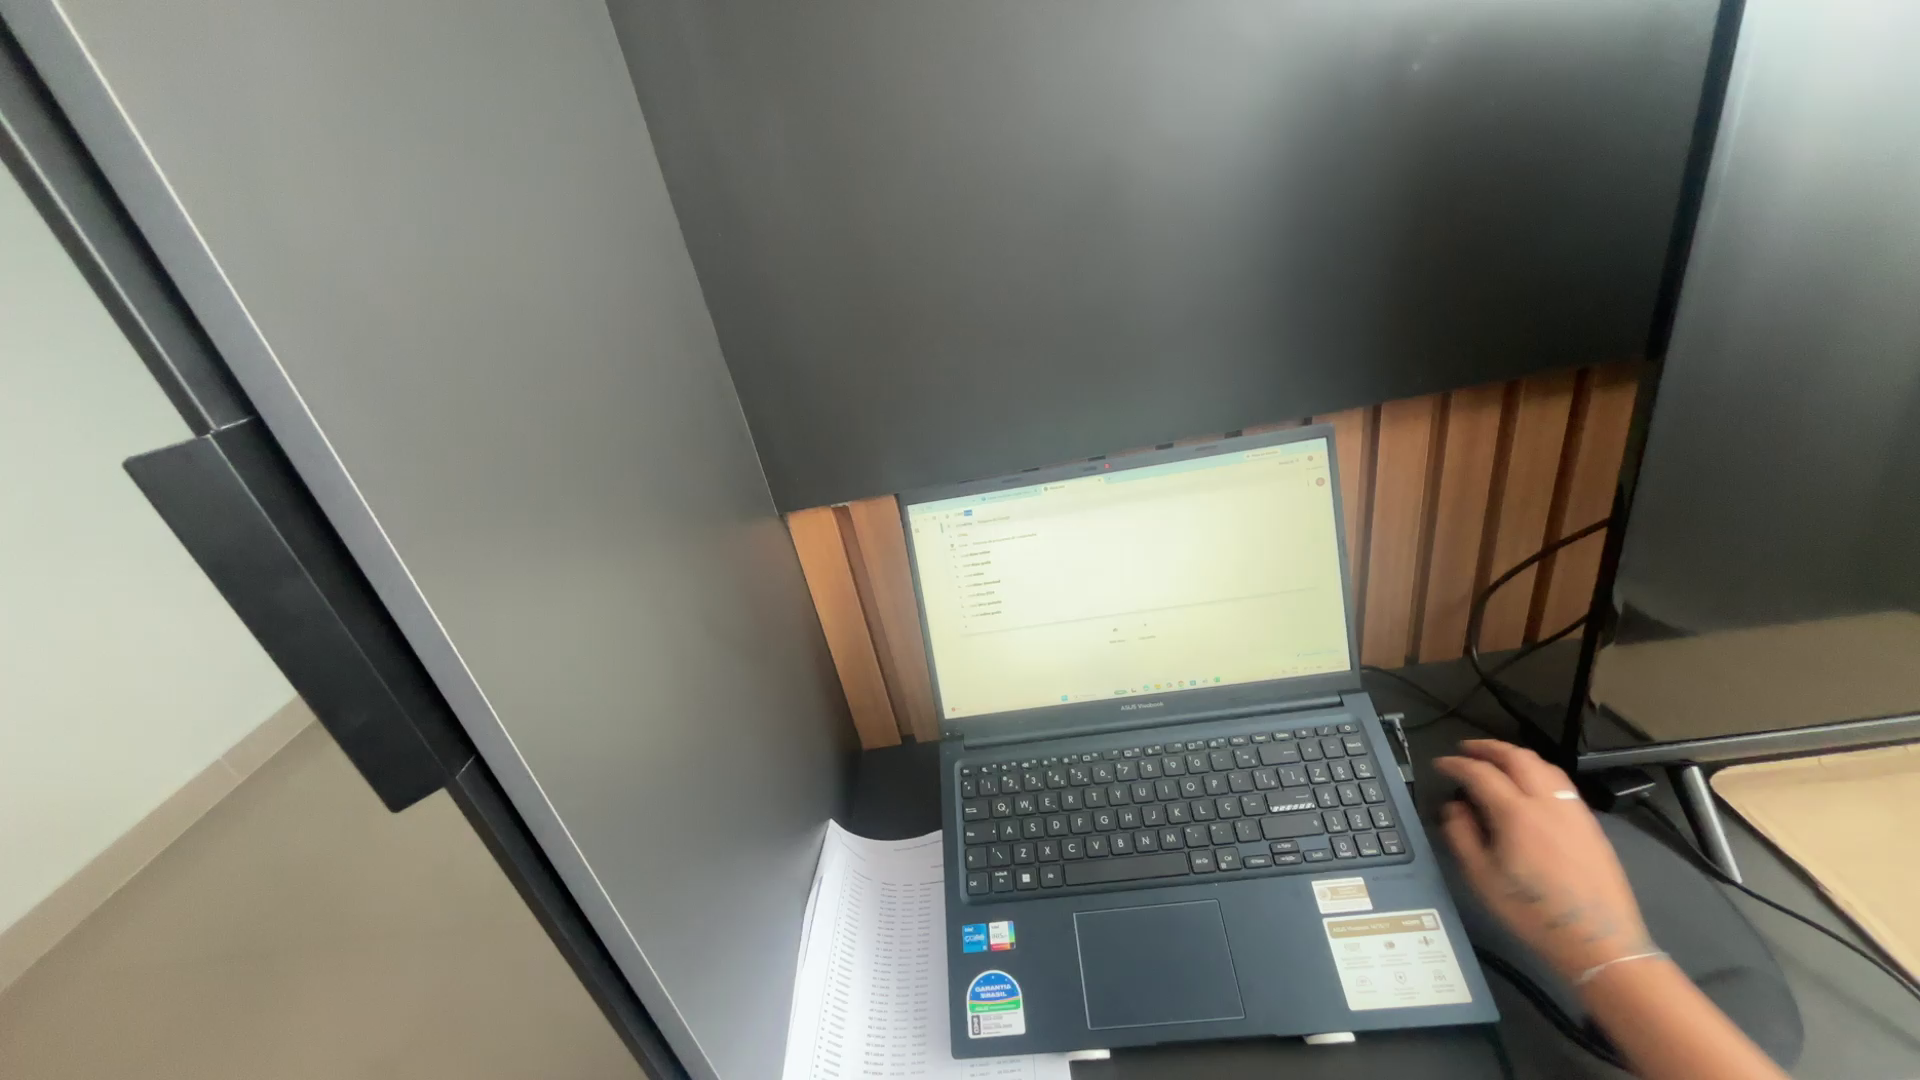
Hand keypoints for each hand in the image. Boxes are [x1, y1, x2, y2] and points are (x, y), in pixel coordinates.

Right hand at [1434, 740, 1652, 981]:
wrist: (1600, 943)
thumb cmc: (1533, 912)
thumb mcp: (1481, 877)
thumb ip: (1461, 835)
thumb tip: (1455, 809)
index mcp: (1517, 815)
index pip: (1480, 773)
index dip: (1455, 764)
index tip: (1440, 765)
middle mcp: (1548, 805)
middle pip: (1517, 757)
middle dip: (1487, 747)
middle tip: (1466, 750)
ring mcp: (1574, 813)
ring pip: (1543, 766)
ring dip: (1515, 756)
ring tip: (1496, 761)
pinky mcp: (1591, 826)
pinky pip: (1561, 784)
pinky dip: (1537, 772)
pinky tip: (1529, 786)